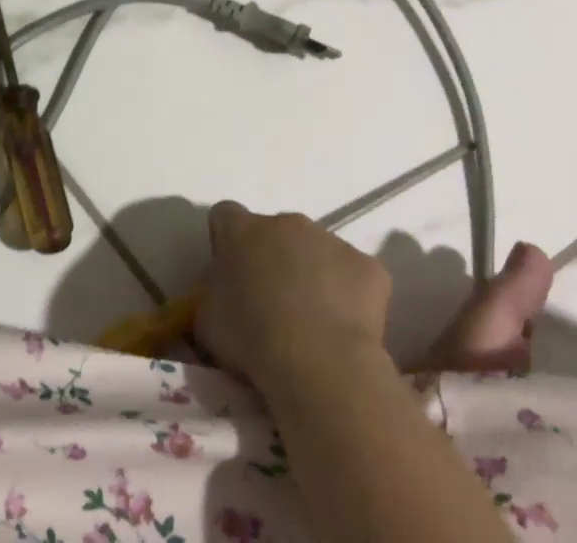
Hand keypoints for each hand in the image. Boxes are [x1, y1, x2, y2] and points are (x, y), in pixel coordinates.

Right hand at [194, 200, 390, 382]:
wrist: (318, 361)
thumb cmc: (249, 336)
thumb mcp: (206, 313)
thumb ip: (215, 289)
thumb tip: (227, 293)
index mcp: (239, 230)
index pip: (225, 215)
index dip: (226, 240)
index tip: (230, 268)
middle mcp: (285, 223)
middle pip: (275, 230)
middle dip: (273, 255)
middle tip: (272, 296)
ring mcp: (332, 241)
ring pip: (317, 250)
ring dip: (311, 271)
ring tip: (311, 315)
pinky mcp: (370, 267)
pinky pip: (353, 274)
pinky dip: (348, 292)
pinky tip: (341, 322)